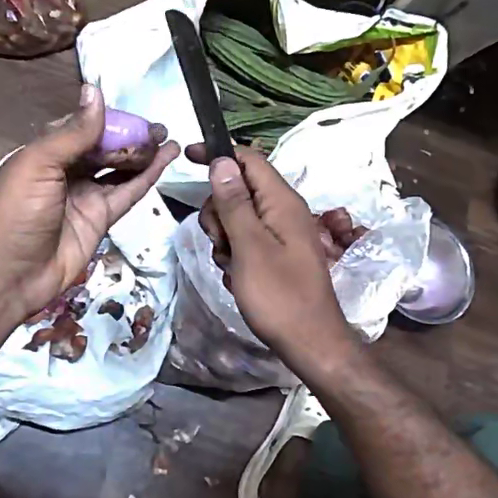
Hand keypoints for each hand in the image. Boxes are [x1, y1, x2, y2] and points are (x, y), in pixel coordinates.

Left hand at [0, 85, 175, 320]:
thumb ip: (73, 132)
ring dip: (142, 154)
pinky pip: (127, 192)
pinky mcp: (100, 218)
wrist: (10, 274)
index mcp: (44, 153)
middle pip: (103, 147)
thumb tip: (95, 90)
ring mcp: (84, 196)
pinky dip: (147, 177)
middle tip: (158, 129)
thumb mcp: (39, 164)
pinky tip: (165, 160)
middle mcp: (65, 171)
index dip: (107, 120)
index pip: (81, 127)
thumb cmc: (16, 214)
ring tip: (168, 139)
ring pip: (119, 169)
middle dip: (129, 137)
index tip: (133, 115)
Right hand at [186, 144, 360, 374]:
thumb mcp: (249, 246)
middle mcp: (283, 212)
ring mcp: (280, 235)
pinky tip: (237, 277)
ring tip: (232, 265)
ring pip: (237, 219)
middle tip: (220, 241)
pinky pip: (245, 242)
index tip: (188, 158)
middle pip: (238, 190)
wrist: (309, 342)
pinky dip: (234, 256)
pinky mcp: (276, 255)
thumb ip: (234, 203)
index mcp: (282, 202)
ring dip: (224, 239)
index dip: (219, 155)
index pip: (248, 160)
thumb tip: (221, 162)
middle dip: (219, 212)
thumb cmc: (279, 295)